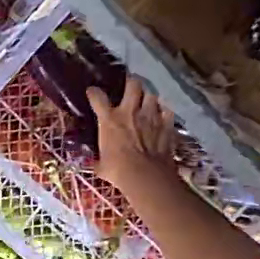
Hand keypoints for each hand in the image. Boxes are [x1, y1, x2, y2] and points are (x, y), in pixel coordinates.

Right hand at [89, 74, 176, 191]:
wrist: (145, 175)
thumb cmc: (118, 170)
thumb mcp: (102, 165)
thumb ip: (99, 160)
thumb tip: (96, 165)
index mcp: (109, 120)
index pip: (97, 97)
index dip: (94, 92)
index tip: (92, 92)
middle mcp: (130, 112)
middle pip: (133, 85)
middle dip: (131, 83)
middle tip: (130, 87)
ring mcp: (151, 116)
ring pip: (152, 95)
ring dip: (149, 98)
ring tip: (147, 102)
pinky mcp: (167, 124)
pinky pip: (167, 111)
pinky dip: (164, 112)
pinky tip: (162, 116)